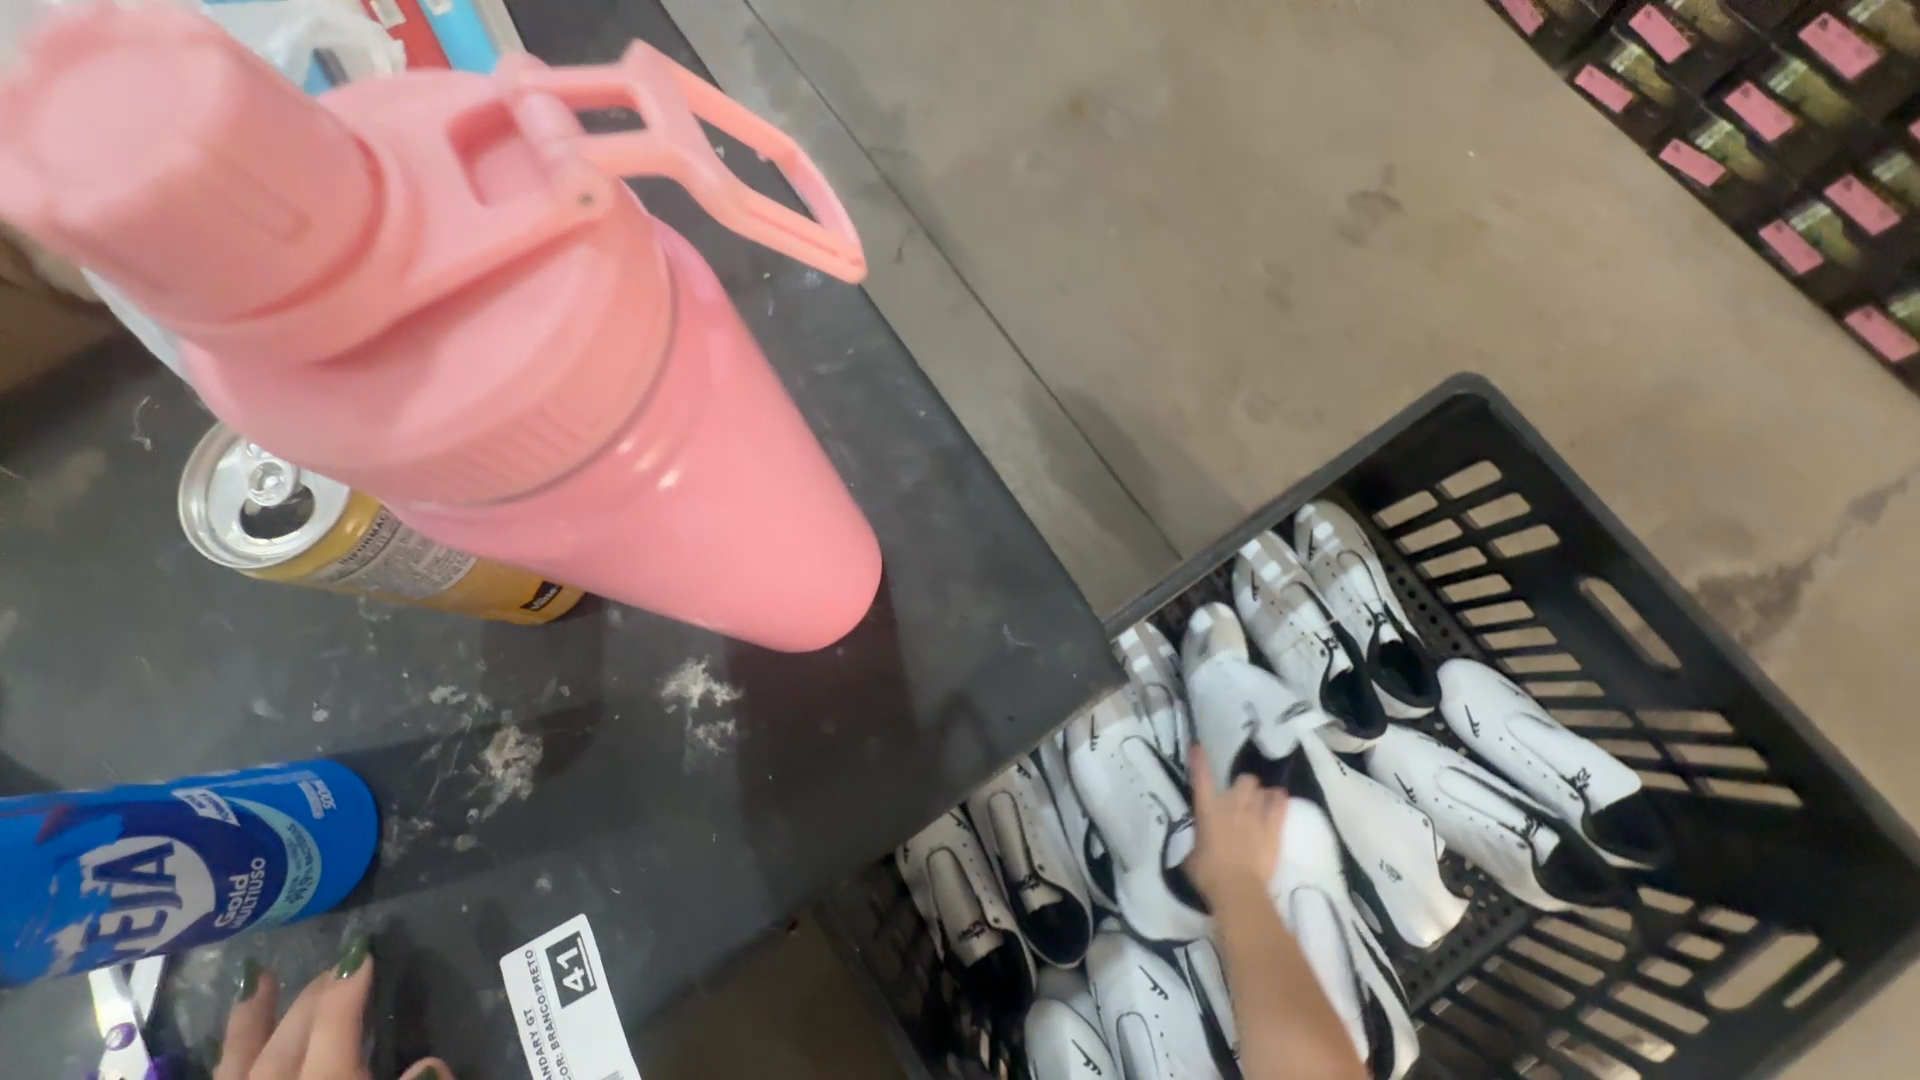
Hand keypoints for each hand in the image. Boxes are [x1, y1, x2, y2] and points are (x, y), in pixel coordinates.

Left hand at [218, 937, 449, 1079]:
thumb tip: (431, 1062)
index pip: (334, 1031)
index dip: (348, 991)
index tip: (363, 951)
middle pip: (291, 1044)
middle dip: (316, 999)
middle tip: (344, 965)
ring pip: (244, 1066)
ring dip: (251, 1021)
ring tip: (259, 978)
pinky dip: (231, 1055)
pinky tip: (235, 1044)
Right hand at [1187, 745, 1287, 902]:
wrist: (1238, 888)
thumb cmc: (1208, 873)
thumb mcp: (1191, 855)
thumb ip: (1196, 841)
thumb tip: (1197, 843)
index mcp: (1207, 808)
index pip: (1201, 776)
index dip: (1200, 760)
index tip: (1198, 747)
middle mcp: (1232, 804)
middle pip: (1244, 779)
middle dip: (1244, 785)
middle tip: (1243, 796)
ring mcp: (1256, 814)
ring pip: (1263, 790)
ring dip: (1262, 795)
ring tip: (1262, 802)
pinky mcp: (1274, 827)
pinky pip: (1281, 804)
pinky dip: (1279, 801)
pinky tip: (1279, 802)